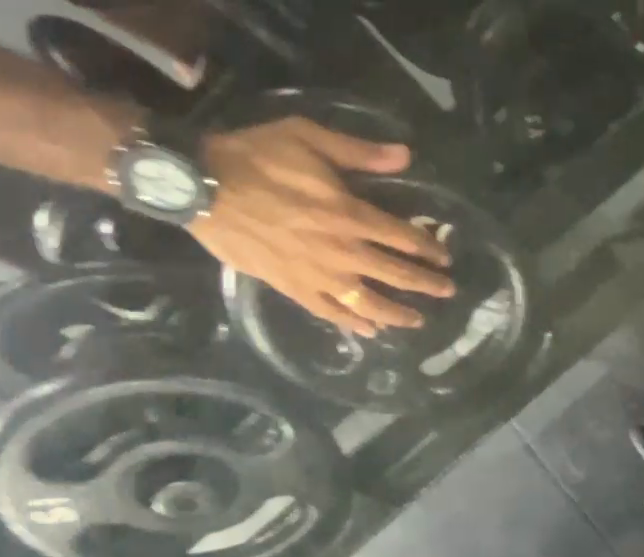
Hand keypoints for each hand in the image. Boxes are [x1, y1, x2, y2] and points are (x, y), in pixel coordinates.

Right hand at [190, 118, 454, 336]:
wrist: (195, 182)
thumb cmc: (254, 156)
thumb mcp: (307, 138)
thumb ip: (359, 152)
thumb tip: (406, 156)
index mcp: (351, 216)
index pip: (405, 239)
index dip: (430, 249)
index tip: (445, 258)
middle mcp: (343, 251)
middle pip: (398, 275)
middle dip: (428, 285)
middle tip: (448, 291)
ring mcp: (319, 274)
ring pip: (371, 302)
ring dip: (399, 313)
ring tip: (418, 320)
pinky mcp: (292, 287)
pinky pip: (329, 311)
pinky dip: (353, 323)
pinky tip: (370, 331)